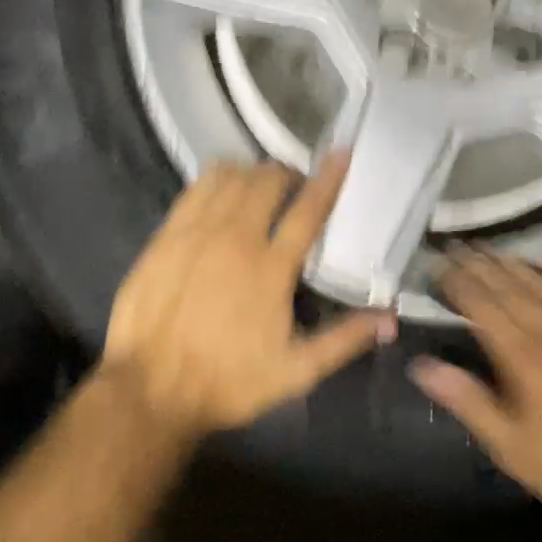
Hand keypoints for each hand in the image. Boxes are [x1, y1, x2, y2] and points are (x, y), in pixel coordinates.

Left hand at [102, 155, 395, 436]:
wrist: (151, 389)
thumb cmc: (228, 381)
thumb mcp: (295, 371)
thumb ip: (345, 339)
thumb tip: (390, 317)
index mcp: (272, 268)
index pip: (308, 209)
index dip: (329, 177)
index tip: (341, 152)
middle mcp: (236, 238)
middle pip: (268, 182)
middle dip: (287, 174)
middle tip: (294, 187)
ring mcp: (197, 232)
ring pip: (231, 177)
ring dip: (253, 173)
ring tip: (260, 185)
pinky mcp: (166, 235)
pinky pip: (197, 188)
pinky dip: (217, 179)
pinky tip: (222, 190)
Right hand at [409, 247, 541, 540]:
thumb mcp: (515, 450)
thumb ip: (469, 402)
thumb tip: (422, 365)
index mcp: (528, 360)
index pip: (483, 307)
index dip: (458, 282)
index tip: (437, 263)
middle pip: (512, 288)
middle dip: (481, 264)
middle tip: (458, 244)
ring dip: (516, 263)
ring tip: (492, 247)